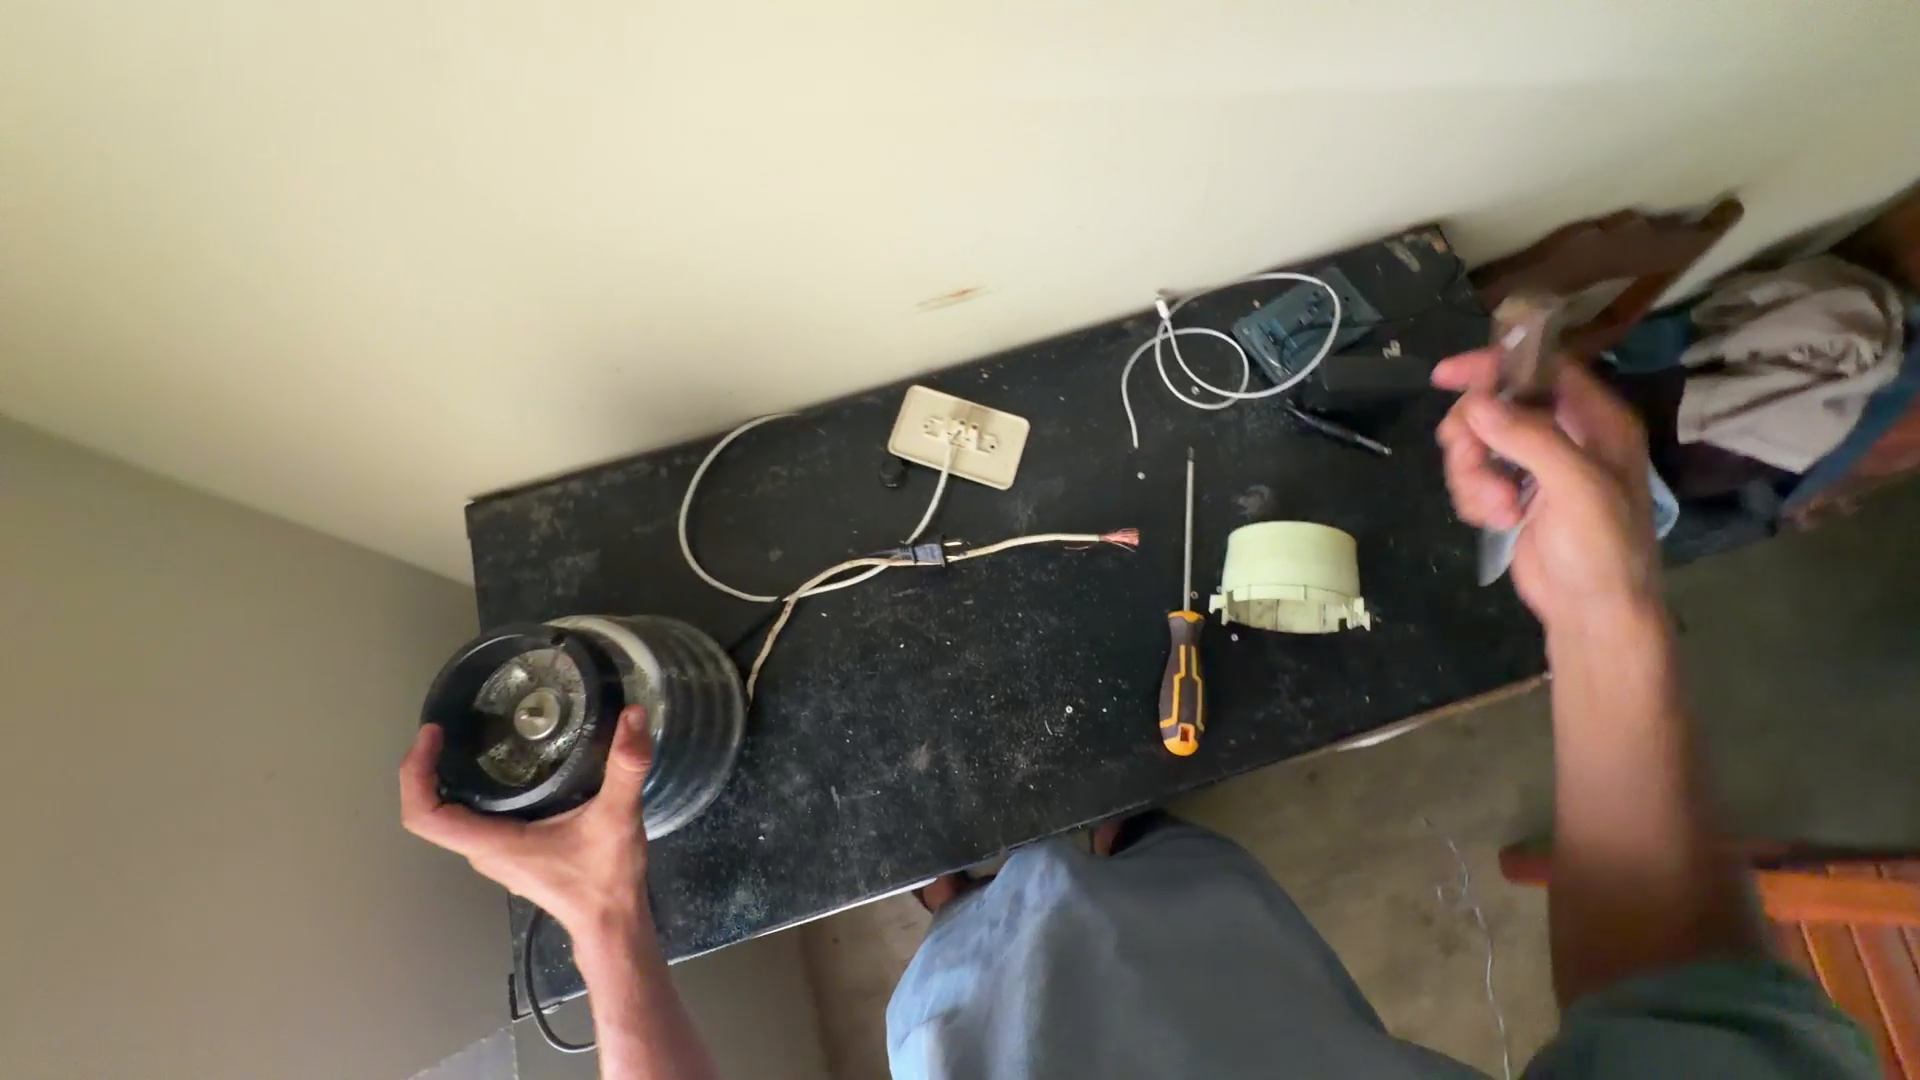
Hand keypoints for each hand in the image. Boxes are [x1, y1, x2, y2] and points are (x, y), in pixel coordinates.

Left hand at [399, 705, 653, 938]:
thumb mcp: (619, 816)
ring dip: (454, 777)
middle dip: (432, 767)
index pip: (426, 815)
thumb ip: (626, 767)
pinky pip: (479, 817)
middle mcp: (485, 851)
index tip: (433, 734)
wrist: (613, 922)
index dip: (416, 774)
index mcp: (493, 844)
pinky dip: (479, 789)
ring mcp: (499, 855)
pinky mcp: (516, 852)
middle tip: (453, 725)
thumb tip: (634, 712)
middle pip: (435, 811)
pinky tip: (513, 766)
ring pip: (457, 815)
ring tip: (476, 736)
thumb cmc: (605, 878)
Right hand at [1433, 349, 1661, 632]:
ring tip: (1495, 510)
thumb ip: (1529, 440)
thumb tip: (1476, 403)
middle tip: (1471, 466)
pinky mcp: (1510, 491)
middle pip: (1492, 407)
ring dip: (1470, 476)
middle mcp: (1564, 434)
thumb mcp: (1574, 488)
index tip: (1444, 376)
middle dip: (1472, 440)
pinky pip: (1471, 475)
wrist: (1590, 609)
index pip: (1540, 369)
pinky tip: (1495, 520)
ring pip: (1475, 443)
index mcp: (1594, 421)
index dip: (1493, 366)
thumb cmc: (1600, 548)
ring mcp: (1534, 464)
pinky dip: (1471, 496)